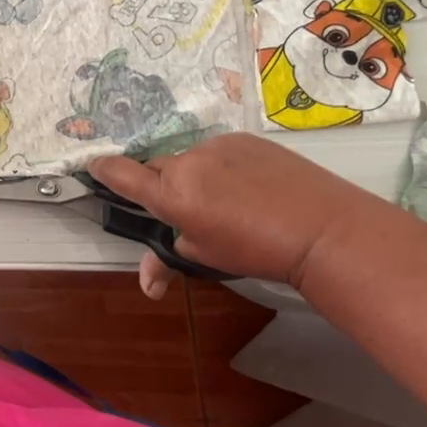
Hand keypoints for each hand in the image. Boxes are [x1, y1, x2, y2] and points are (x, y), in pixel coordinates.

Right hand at [88, 133, 399, 297]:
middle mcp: (186, 164)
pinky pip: (219, 150)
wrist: (329, 232)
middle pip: (157, 168)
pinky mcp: (245, 139)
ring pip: (190, 159)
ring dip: (197, 175)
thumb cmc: (259, 251)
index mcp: (170, 194)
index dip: (102, 169)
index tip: (96, 168)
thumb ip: (166, 262)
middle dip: (165, 185)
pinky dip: (224, 165)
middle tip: (191, 208)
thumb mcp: (207, 259)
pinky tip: (250, 184)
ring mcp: (217, 147)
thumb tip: (148, 287)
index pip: (118, 171)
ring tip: (229, 199)